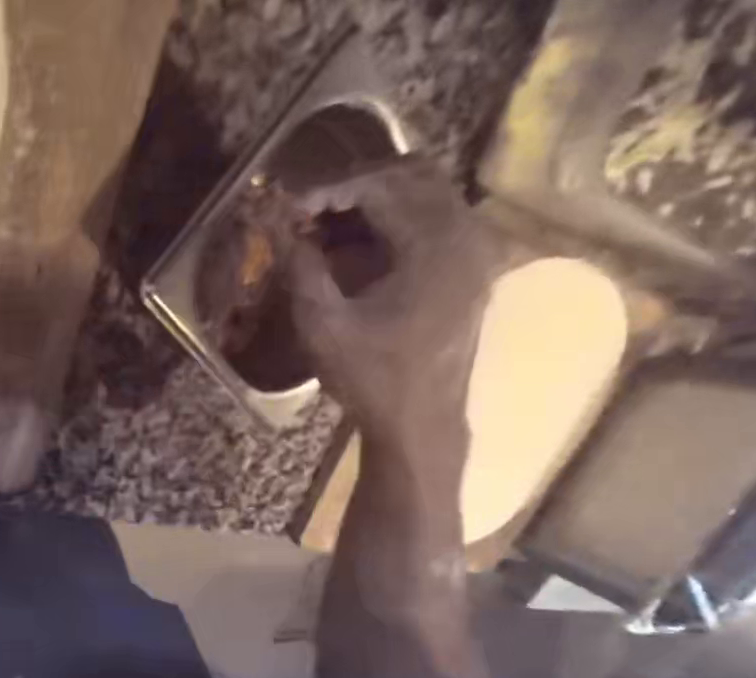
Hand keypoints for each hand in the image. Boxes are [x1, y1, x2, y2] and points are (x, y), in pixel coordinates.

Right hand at [286, 157, 497, 448]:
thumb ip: (301, 271)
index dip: (330, 190)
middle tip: (310, 211)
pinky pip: (434, 220)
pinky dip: (395, 221)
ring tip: (328, 225)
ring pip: (426, 194)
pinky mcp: (469, 268)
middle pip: (411, 177)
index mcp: (434, 244)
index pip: (381, 187)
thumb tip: (281, 230)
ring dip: (375, 201)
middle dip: (354, 187)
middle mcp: (465, 234)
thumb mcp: (323, 327)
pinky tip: (359, 245)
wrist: (420, 422)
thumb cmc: (371, 378)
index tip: (289, 207)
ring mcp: (473, 250)